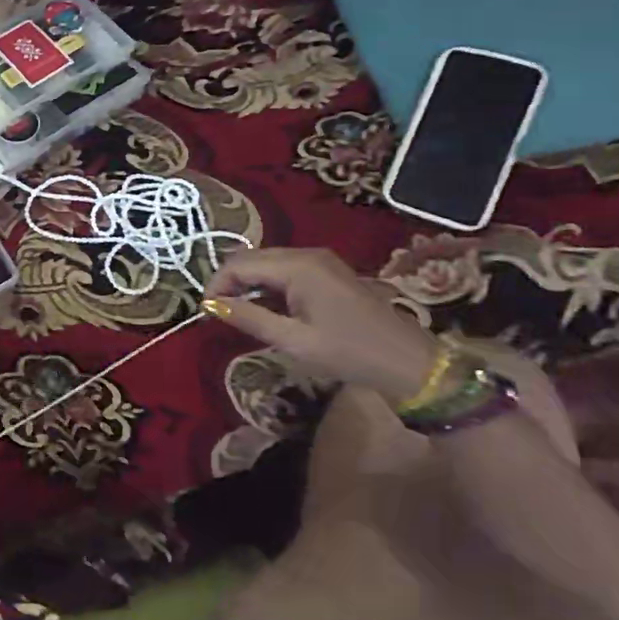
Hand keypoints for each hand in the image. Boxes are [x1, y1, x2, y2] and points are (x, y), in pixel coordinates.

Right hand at [204, 248, 439, 404]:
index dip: (216, 285)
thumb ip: (248, 318)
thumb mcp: (293, 340)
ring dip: (247, 285)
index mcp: (297, 266)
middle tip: (217, 314)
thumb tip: (210, 306)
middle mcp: (307, 255)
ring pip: (266, 264)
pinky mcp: (328, 273)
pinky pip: (284, 271)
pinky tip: (265, 310)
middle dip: (228, 282)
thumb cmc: (350, 352)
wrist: (412, 364)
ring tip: (237, 314)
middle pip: (251, 259)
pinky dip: (267, 286)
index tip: (206, 313)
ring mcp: (320, 262)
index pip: (238, 264)